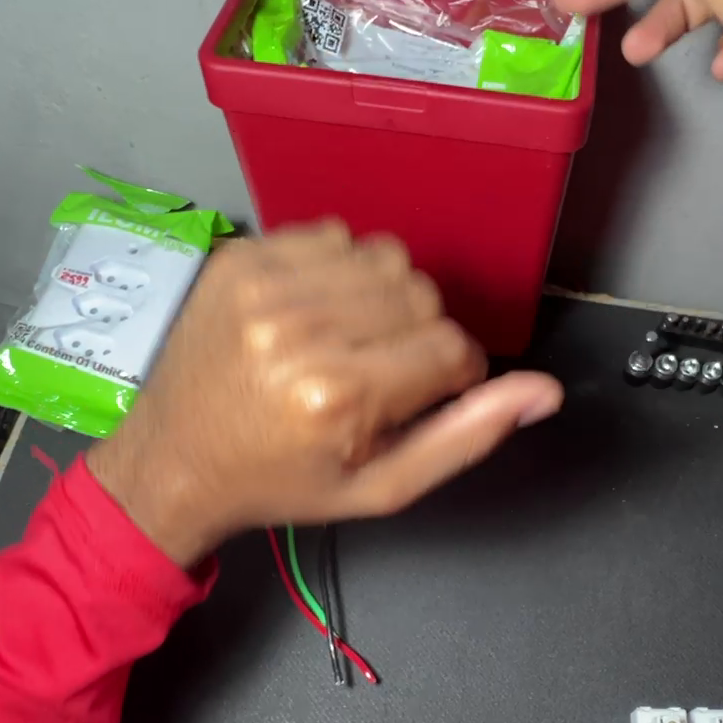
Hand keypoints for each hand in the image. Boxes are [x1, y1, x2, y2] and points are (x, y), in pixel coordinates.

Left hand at [86, 222, 563, 566]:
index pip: (454, 350)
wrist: (176, 460)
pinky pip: (336, 235)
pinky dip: (344, 269)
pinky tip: (321, 310)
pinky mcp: (242, 256)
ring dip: (387, 299)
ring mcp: (264, 284)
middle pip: (422, 296)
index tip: (424, 394)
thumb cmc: (286, 482)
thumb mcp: (382, 487)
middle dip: (421, 336)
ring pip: (386, 259)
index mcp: (338, 397)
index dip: (455, 374)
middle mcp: (301, 330)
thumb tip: (546, 392)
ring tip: (354, 340)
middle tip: (384, 373)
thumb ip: (466, 437)